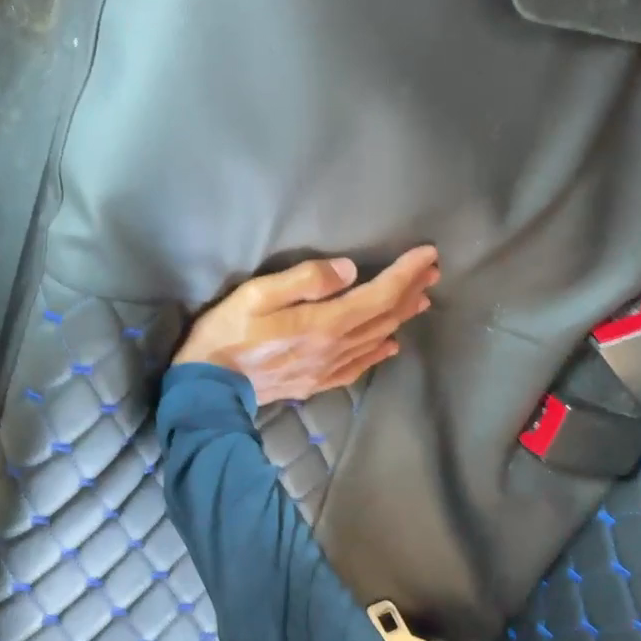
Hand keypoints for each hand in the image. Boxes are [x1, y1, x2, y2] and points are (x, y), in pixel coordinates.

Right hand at [173, 246, 439, 403]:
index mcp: (324, 323)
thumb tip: (349, 270)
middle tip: (432, 272)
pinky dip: (379, 353)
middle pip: (385, 317)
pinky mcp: (315, 383)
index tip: (427, 254)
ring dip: (401, 318)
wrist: (209, 387)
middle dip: (411, 291)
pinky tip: (388, 346)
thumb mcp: (256, 294)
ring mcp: (326, 369)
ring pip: (376, 340)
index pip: (380, 295)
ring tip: (419, 300)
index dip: (407, 273)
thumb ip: (303, 279)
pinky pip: (358, 367)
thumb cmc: (227, 333)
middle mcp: (335, 347)